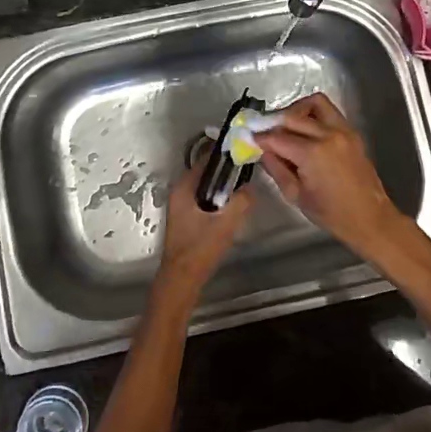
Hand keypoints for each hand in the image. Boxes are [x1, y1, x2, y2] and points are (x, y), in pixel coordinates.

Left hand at [155, 162, 252, 302]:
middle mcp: (180, 192)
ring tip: (243, 188)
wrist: (182, 278)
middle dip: (226, 171)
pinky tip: (231, 207)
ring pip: (207, 187)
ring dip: (223, 187)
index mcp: (184, 187)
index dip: (225, 155)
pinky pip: (205, 199)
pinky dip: (218, 198)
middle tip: (248, 172)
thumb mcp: (226, 222)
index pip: (206, 160)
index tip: (244, 153)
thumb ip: (241, 201)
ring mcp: (181, 206)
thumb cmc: (200, 248)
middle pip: (207, 173)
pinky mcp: (186, 218)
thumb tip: (250, 187)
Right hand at [258, 93, 411, 256]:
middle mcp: (328, 134)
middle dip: (274, 121)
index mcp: (312, 153)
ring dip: (296, 110)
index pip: (278, 137)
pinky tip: (305, 131)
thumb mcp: (296, 195)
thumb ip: (276, 168)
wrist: (369, 217)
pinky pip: (329, 112)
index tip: (250, 138)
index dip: (260, 137)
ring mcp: (343, 130)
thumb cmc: (331, 213)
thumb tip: (263, 151)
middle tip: (264, 131)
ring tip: (286, 126)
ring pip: (315, 103)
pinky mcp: (352, 132)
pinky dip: (314, 115)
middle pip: (293, 115)